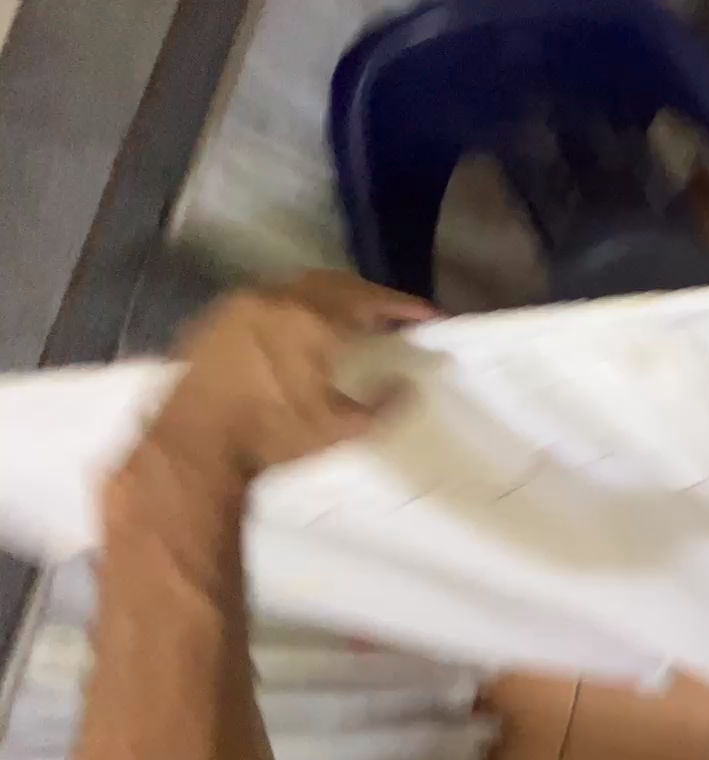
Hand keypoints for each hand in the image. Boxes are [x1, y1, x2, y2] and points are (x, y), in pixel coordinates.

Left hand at [142, 273, 433, 481]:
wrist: (194, 443)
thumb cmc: (276, 432)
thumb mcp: (347, 427)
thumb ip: (387, 402)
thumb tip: (408, 383)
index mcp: (312, 322)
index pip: (370, 301)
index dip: (404, 306)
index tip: (430, 315)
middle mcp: (277, 301)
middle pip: (335, 283)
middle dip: (371, 295)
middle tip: (396, 313)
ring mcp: (242, 306)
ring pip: (301, 287)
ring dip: (335, 297)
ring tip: (355, 318)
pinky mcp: (219, 320)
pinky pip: (273, 298)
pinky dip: (303, 305)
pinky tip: (309, 329)